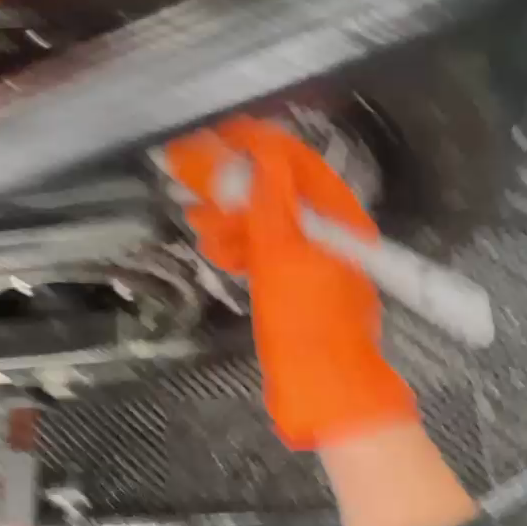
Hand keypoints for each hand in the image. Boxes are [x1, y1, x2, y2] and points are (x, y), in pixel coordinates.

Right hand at [162, 117, 417, 450]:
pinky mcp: (296, 287)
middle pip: (277, 192)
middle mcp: (329, 232)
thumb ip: (269, 204)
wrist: (326, 390)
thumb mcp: (283, 257)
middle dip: (233, 184)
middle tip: (190, 178)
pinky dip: (241, 248)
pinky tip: (217, 250)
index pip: (295, 162)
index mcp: (336, 217)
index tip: (216, 135)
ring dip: (230, 218)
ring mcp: (313, 261)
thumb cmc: (306, 323)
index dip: (255, 144)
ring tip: (196, 219)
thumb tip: (258, 153)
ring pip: (266, 224)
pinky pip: (266, 254)